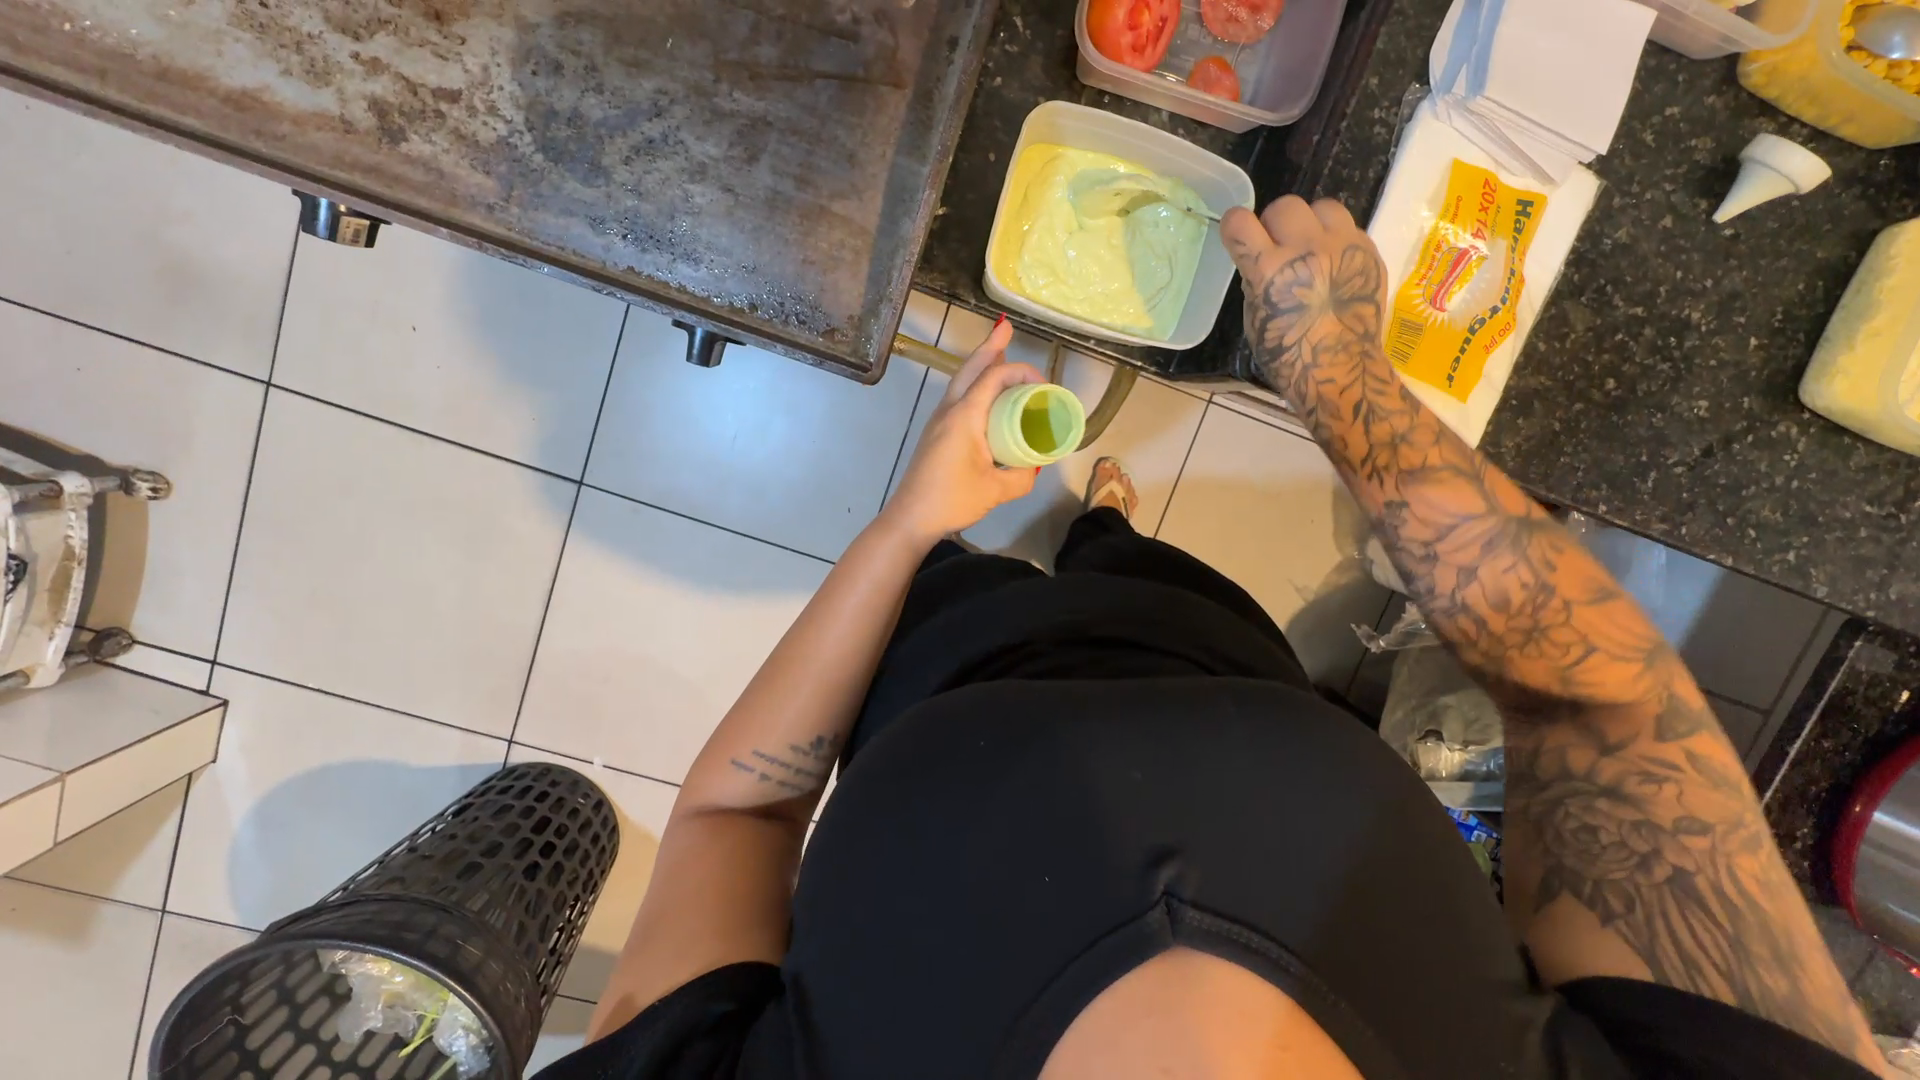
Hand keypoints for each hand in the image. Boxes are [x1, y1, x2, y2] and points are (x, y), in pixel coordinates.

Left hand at [880, 316, 1044, 546]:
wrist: (910, 518)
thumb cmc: (951, 501)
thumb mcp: (996, 491)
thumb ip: (1022, 477)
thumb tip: (1036, 466)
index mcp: (965, 417)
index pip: (994, 378)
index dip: (1021, 372)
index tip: (1044, 386)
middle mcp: (950, 410)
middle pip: (971, 368)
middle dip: (990, 347)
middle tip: (1007, 329)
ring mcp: (939, 420)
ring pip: (961, 381)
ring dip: (980, 364)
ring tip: (999, 352)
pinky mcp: (936, 433)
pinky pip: (958, 397)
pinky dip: (974, 384)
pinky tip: (984, 394)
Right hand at [1220, 196, 1388, 395]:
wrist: (1340, 369)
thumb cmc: (1287, 355)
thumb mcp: (1255, 318)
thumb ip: (1256, 280)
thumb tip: (1260, 258)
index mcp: (1269, 270)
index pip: (1240, 223)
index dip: (1234, 227)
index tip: (1238, 237)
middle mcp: (1305, 249)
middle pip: (1284, 206)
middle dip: (1274, 224)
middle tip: (1277, 247)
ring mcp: (1341, 246)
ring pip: (1321, 206)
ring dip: (1309, 224)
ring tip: (1310, 249)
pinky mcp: (1367, 250)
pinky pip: (1346, 227)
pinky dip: (1335, 240)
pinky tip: (1333, 266)